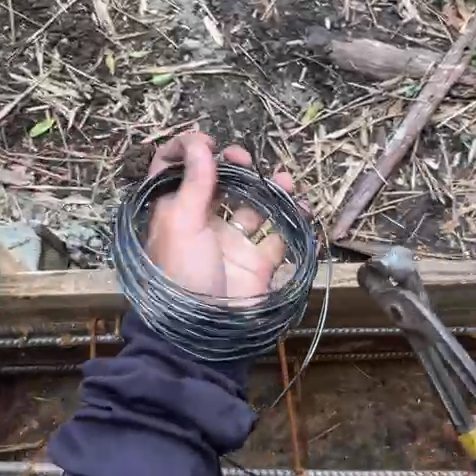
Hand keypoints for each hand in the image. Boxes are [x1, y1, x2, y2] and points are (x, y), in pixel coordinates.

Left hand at [144, 131, 296, 302]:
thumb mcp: (180, 223)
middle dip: (235, 166)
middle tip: (245, 159)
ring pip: (255, 206)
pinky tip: (302, 212)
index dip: (188, 151)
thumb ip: (194, 182)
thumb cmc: (181, 274)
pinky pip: (280, 237)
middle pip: (220, 182)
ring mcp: (232, 243)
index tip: (207, 141)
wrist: (205, 334)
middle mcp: (202, 223)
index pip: (174, 170)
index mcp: (174, 211)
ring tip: (286, 182)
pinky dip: (294, 223)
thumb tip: (199, 143)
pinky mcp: (258, 264)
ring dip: (271, 190)